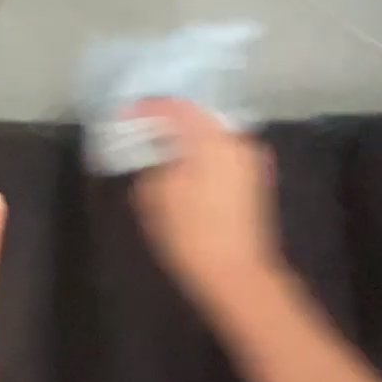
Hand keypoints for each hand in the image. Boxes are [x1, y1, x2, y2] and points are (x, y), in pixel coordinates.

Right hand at [130, 98, 283, 306]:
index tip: (126, 113)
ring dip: (187, 139)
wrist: (237, 274)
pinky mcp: (255, 179)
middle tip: (142, 130)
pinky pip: (222, 153)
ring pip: (211, 136)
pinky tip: (184, 168)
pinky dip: (201, 154)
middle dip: (169, 122)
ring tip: (160, 150)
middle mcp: (235, 141)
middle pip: (198, 117)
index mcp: (210, 139)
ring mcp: (249, 160)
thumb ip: (151, 166)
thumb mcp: (155, 198)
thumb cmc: (191, 234)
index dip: (148, 107)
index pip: (176, 107)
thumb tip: (153, 158)